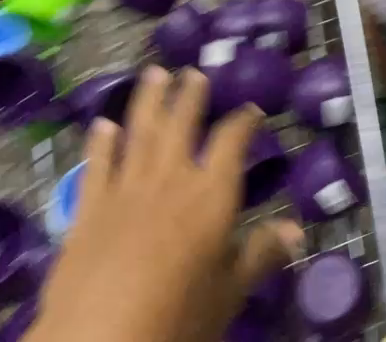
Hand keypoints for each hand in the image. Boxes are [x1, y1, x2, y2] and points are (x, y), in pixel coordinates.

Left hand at [27, 66, 302, 341]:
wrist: (98, 340)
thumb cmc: (177, 317)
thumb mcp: (229, 293)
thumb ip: (260, 255)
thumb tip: (297, 229)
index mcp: (211, 194)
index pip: (232, 141)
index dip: (244, 121)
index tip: (252, 110)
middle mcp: (171, 178)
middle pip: (182, 124)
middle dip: (191, 95)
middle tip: (194, 72)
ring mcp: (126, 189)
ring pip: (140, 132)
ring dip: (148, 100)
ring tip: (155, 73)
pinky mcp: (88, 208)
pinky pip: (97, 165)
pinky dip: (101, 142)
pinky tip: (103, 124)